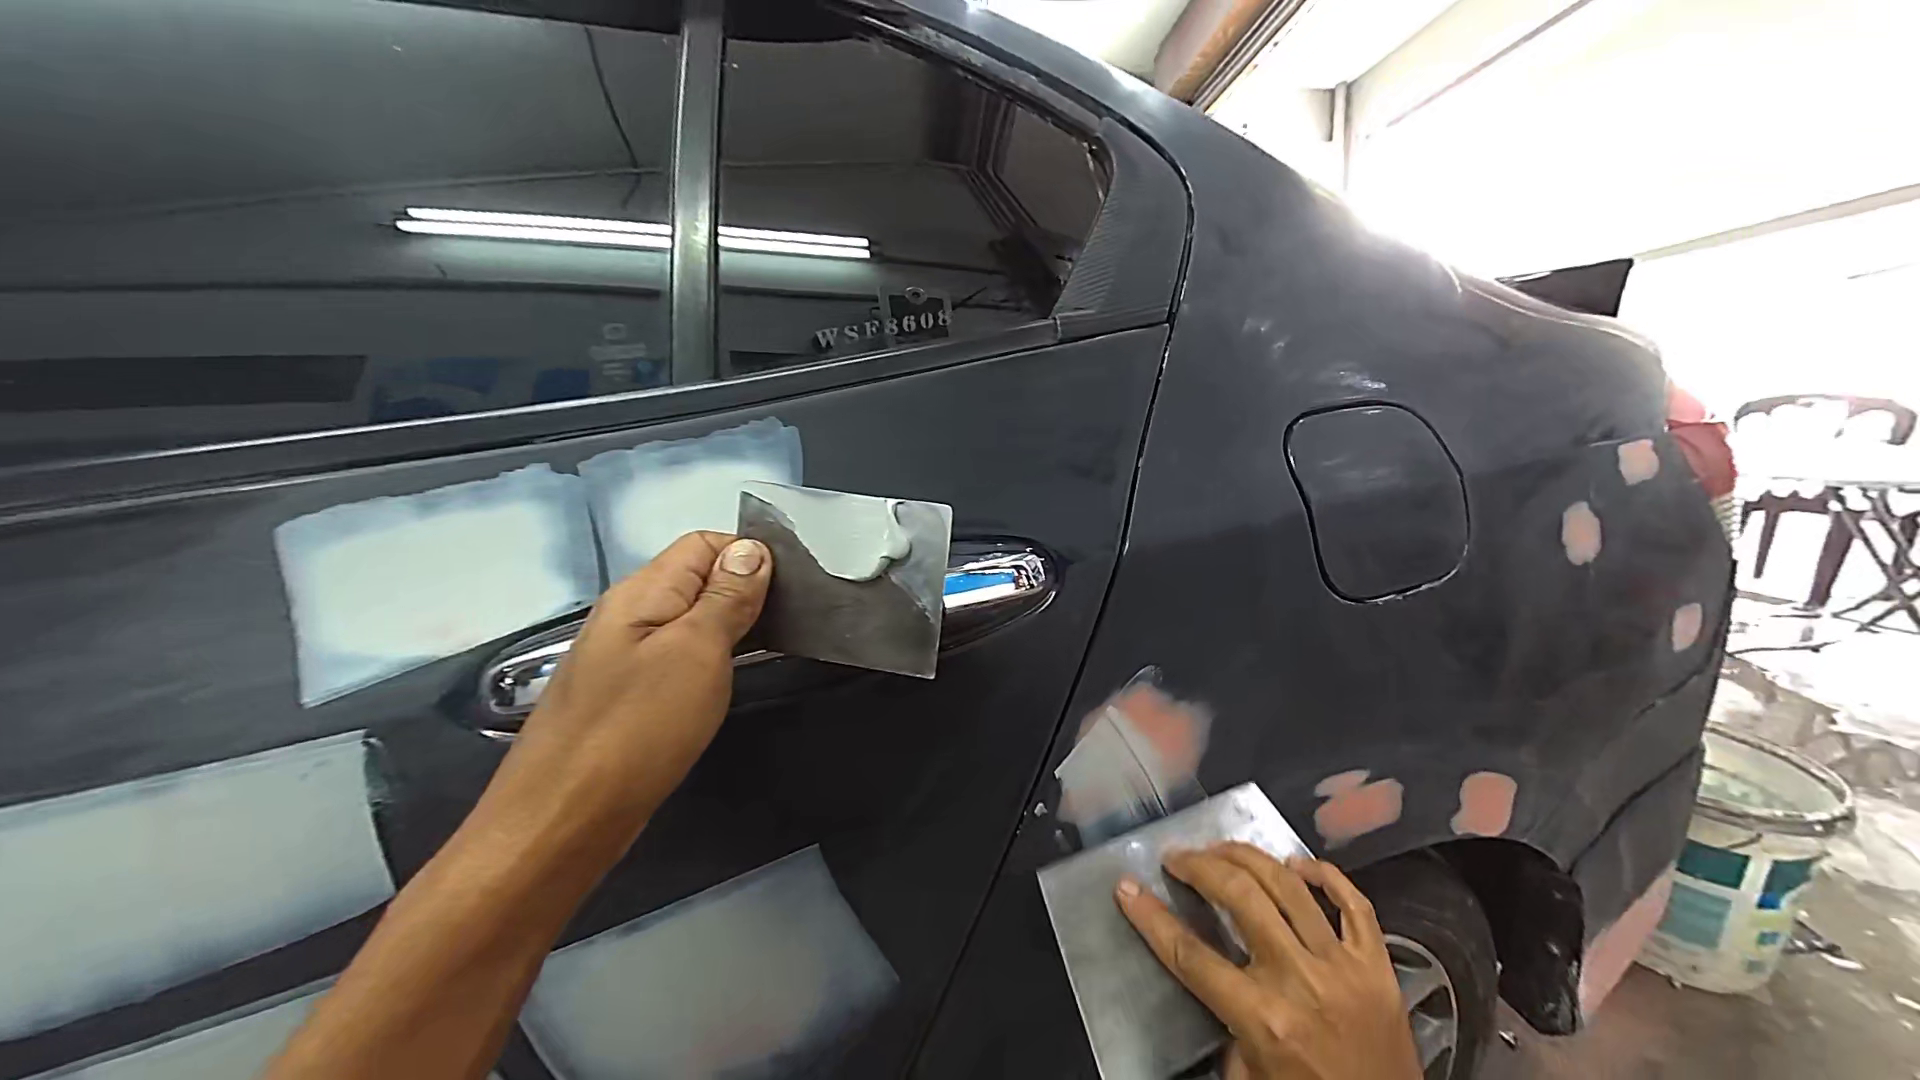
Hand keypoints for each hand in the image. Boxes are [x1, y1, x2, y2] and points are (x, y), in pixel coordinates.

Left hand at [504, 531, 771, 826]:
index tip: (793, 584)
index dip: (749, 553)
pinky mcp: (633, 692)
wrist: (564, 820)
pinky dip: (715, 654)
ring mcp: (629, 655)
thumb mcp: (696, 652)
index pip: (704, 543)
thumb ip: (725, 598)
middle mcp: (632, 614)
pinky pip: (682, 653)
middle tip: (795, 615)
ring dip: (734, 622)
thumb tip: (751, 549)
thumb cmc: (636, 729)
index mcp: (643, 592)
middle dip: (747, 588)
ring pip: (693, 617)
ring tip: (779, 639)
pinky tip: (737, 671)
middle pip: (699, 578)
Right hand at [1115, 844, 1420, 1079]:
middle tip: (1177, 858)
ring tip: (1220, 849)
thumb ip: (1225, 1021)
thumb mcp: (1247, 1078)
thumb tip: (1208, 969)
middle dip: (1198, 866)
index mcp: (1264, 1020)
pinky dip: (1324, 874)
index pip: (1191, 954)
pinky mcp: (1378, 967)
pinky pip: (1353, 903)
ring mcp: (1344, 968)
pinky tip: (1295, 864)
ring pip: (1288, 885)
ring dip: (1246, 856)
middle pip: (1239, 896)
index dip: (1151, 917)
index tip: (1127, 887)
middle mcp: (1301, 982)